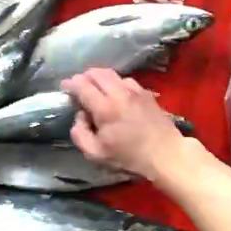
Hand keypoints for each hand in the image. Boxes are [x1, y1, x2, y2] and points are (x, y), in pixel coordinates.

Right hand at [61, 69, 189, 181]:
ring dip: (100, 78)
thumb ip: (80, 134)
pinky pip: (126, 80)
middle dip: (84, 77)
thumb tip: (79, 116)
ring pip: (112, 74)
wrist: (165, 154)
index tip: (65, 87)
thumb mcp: (96, 154)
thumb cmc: (129, 157)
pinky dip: (116, 83)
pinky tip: (116, 94)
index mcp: (104, 108)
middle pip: (97, 73)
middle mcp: (119, 93)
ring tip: (96, 89)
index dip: (70, 84)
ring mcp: (135, 90)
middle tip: (79, 87)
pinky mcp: (146, 93)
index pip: (82, 85)